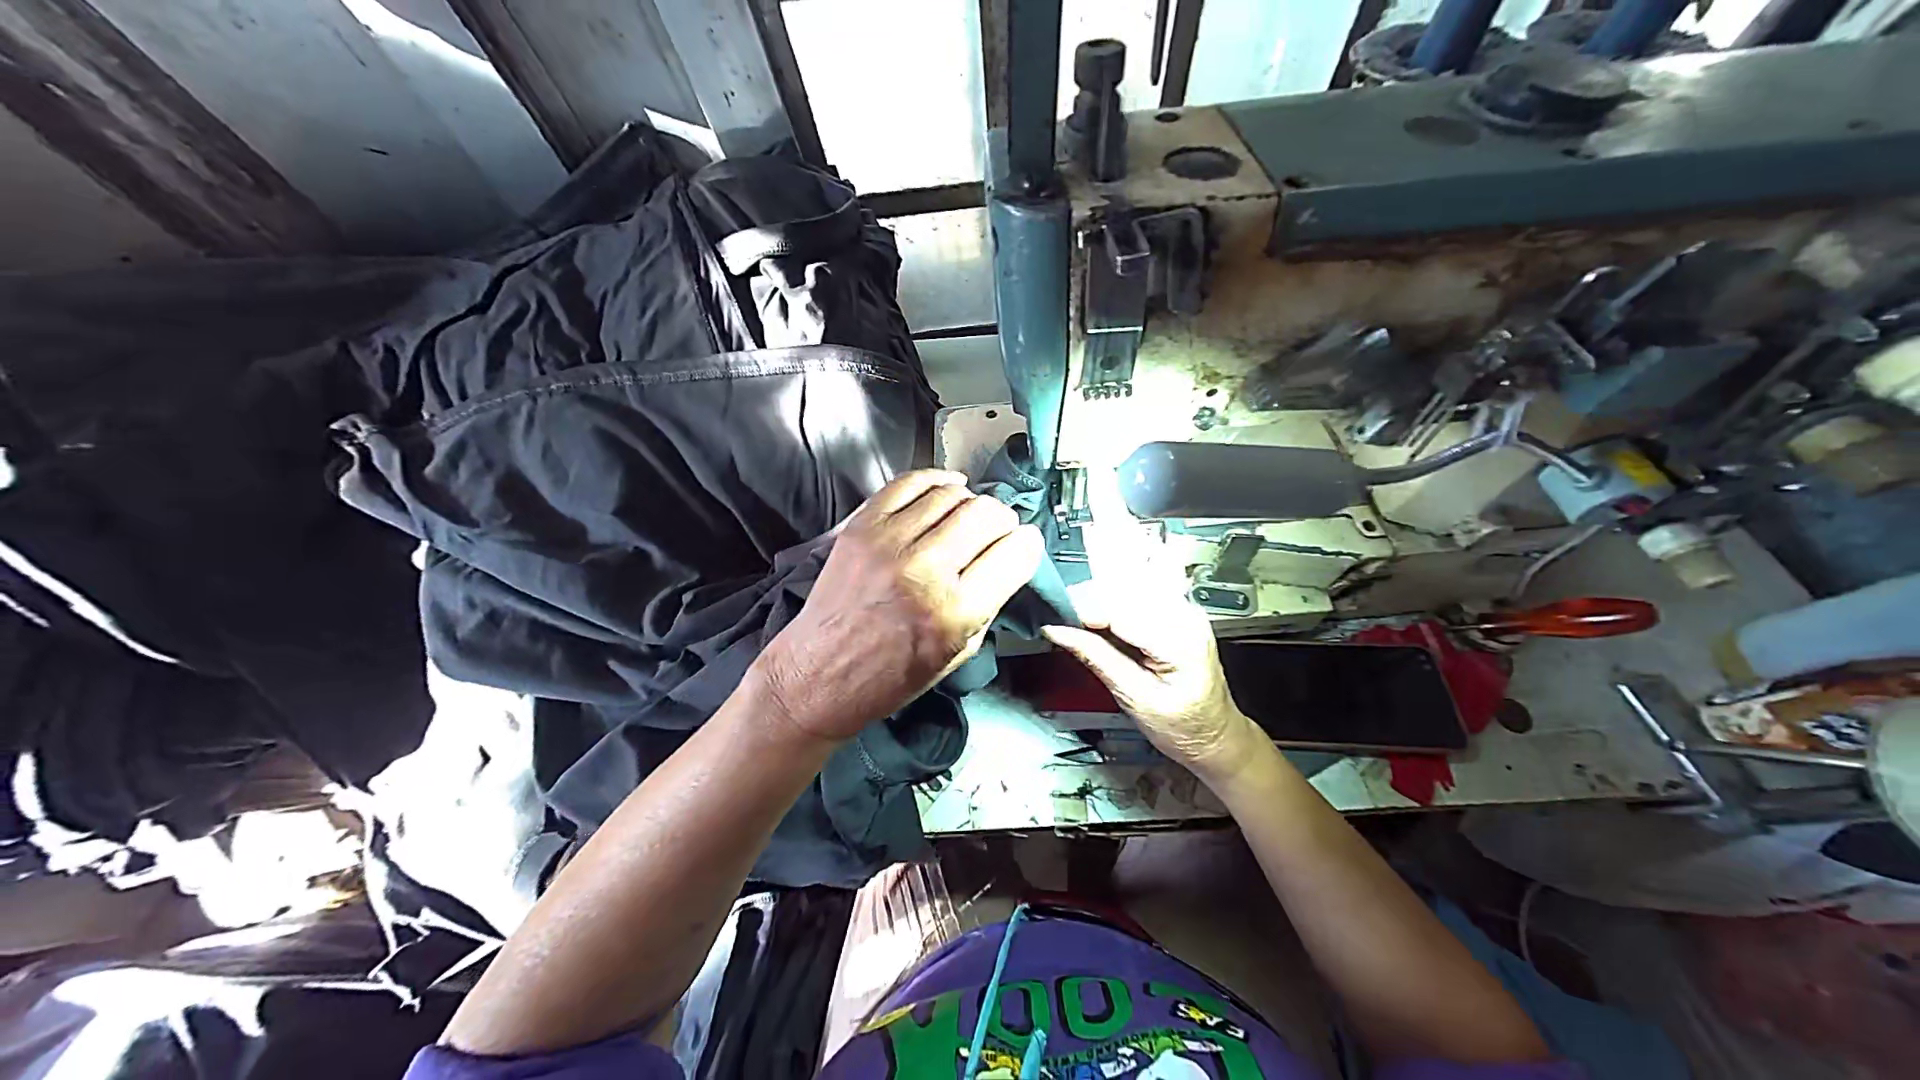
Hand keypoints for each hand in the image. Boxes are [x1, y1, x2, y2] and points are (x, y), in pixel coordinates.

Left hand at [755, 470, 1043, 742]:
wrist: (820, 675)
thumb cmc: (889, 677)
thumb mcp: (957, 653)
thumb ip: (987, 603)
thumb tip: (1007, 560)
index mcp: (954, 611)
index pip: (1015, 552)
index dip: (1027, 546)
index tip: (1023, 546)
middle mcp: (924, 570)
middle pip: (987, 514)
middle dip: (1002, 522)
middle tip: (998, 533)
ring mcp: (889, 543)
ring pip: (952, 493)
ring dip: (970, 503)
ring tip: (968, 518)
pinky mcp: (862, 527)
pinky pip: (910, 482)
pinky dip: (936, 480)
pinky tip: (946, 489)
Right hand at [1041, 583, 1259, 782]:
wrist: (1214, 734)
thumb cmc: (1184, 727)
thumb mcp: (1134, 698)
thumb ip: (1096, 658)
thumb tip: (1058, 631)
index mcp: (1182, 641)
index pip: (1121, 610)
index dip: (1084, 611)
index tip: (1055, 621)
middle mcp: (1187, 616)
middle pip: (1124, 590)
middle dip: (1088, 603)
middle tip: (1063, 624)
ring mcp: (1184, 609)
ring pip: (1128, 586)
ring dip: (1099, 601)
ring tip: (1081, 624)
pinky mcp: (1177, 609)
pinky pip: (1137, 593)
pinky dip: (1114, 604)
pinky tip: (1104, 621)